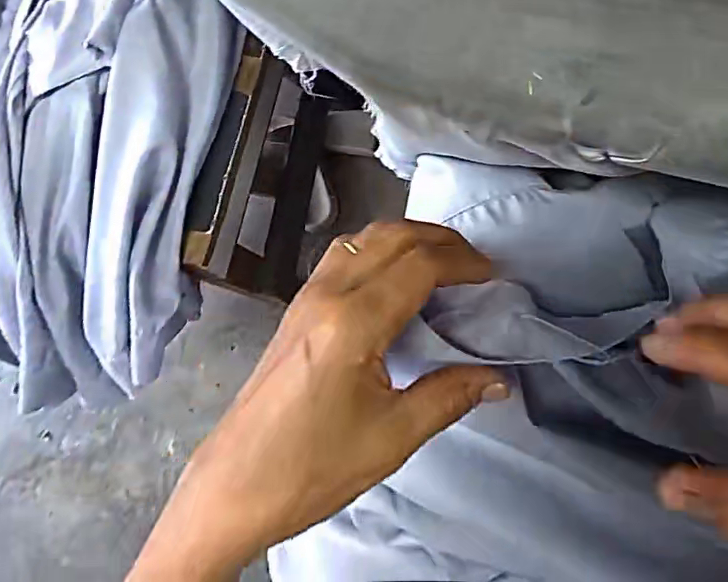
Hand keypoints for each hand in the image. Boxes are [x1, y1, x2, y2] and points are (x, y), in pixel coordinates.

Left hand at [129, 221, 509, 580]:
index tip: (491, 275)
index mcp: (352, 323)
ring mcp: (308, 295)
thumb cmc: (309, 469)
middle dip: (444, 240)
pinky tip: (395, 270)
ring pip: (368, 235)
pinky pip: (347, 250)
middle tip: (475, 262)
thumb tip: (500, 379)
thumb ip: (450, 396)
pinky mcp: (297, 306)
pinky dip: (383, 244)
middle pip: (396, 236)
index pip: (420, 265)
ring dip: (412, 235)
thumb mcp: (391, 438)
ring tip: (443, 257)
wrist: (228, 492)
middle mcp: (328, 295)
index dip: (462, 262)